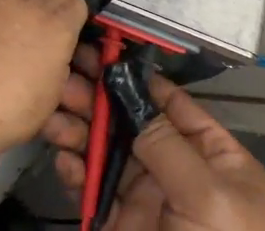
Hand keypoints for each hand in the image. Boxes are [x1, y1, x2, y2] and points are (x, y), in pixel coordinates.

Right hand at [46, 69, 264, 230]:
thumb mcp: (212, 198)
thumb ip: (165, 143)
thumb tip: (127, 90)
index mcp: (212, 157)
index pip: (167, 101)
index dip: (130, 75)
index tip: (91, 51)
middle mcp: (176, 171)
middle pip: (126, 121)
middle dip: (92, 98)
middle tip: (58, 80)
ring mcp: (147, 200)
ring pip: (103, 151)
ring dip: (75, 131)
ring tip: (53, 119)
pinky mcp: (120, 225)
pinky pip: (91, 189)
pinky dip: (73, 172)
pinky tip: (64, 161)